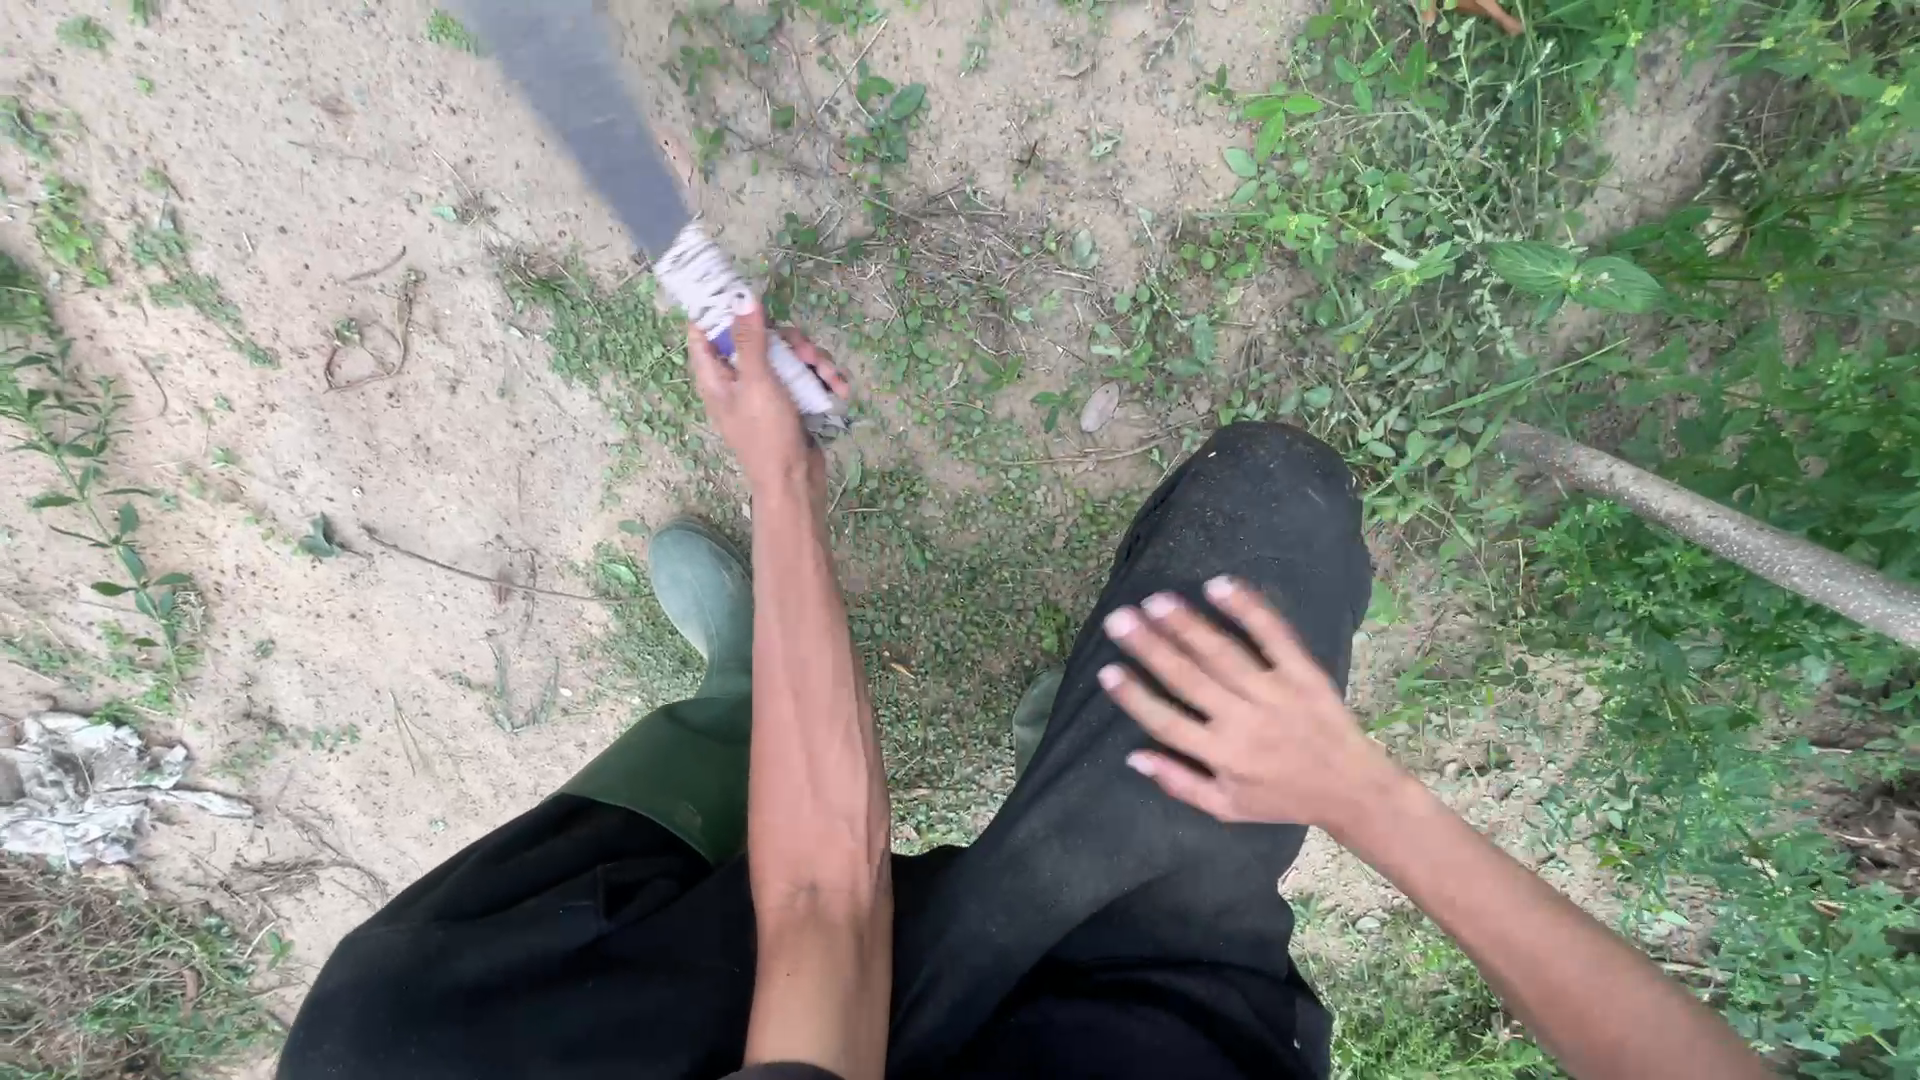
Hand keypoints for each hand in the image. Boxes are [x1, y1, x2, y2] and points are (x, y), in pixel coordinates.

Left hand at [686, 298, 849, 495]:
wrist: (795, 481)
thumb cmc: (766, 435)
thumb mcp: (757, 382)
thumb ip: (750, 339)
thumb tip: (740, 296)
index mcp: (716, 374)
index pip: (705, 329)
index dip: (719, 308)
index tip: (743, 291)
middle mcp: (739, 378)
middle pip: (761, 337)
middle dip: (791, 342)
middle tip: (807, 353)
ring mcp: (767, 389)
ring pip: (790, 355)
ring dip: (816, 362)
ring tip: (831, 378)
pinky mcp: (792, 400)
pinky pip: (807, 376)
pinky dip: (823, 380)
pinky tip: (839, 390)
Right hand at [1098, 576, 1406, 832]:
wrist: (1353, 790)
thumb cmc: (1281, 798)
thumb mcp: (1226, 808)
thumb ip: (1178, 783)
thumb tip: (1132, 756)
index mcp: (1222, 755)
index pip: (1166, 722)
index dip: (1134, 697)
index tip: (1106, 670)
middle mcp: (1243, 721)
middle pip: (1187, 679)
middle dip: (1150, 647)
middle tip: (1119, 619)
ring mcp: (1275, 693)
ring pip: (1222, 654)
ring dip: (1187, 625)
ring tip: (1156, 601)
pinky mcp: (1303, 673)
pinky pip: (1274, 636)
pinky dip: (1248, 609)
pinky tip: (1219, 586)